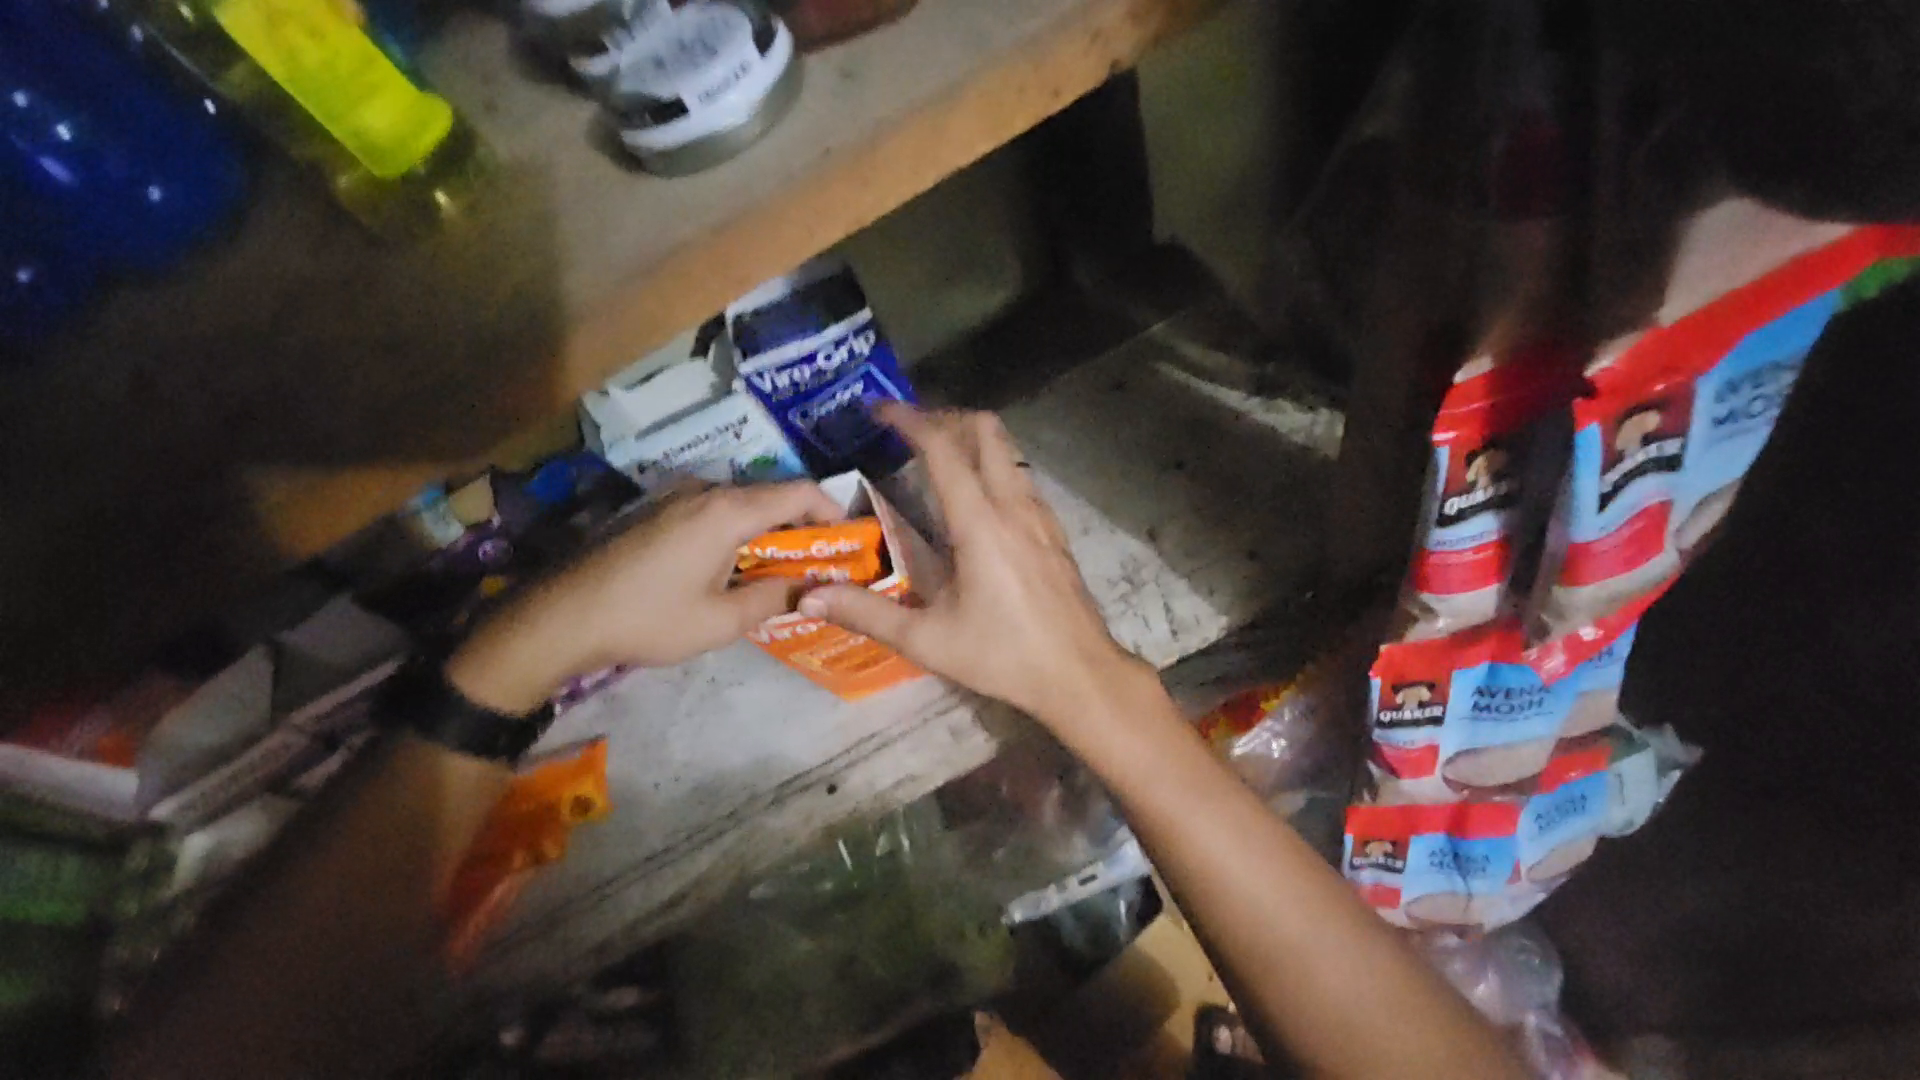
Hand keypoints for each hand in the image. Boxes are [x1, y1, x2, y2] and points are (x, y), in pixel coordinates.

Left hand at [446, 481, 842, 712]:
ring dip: (768, 531)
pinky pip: (715, 512)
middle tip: (822, 563)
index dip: (832, 510)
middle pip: (771, 496)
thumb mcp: (722, 620)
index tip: (850, 539)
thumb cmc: (648, 619)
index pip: (799, 492)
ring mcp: (678, 498)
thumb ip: (775, 597)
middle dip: (802, 526)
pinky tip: (737, 567)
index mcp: (728, 511)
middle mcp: (706, 492)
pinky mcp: (658, 512)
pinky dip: (738, 532)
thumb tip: (814, 588)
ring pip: (742, 504)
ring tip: (783, 570)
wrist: (562, 617)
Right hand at [798, 405, 1153, 732]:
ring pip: (1008, 450)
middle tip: (909, 434)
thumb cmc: (1003, 655)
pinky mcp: (1054, 531)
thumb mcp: (928, 640)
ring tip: (936, 460)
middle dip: (944, 418)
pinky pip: (1021, 477)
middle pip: (985, 429)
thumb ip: (867, 613)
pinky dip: (993, 467)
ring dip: (971, 439)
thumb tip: (811, 596)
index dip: (909, 419)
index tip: (880, 411)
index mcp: (979, 522)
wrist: (1079, 673)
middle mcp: (1013, 505)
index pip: (943, 447)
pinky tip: (975, 503)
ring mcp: (1040, 515)